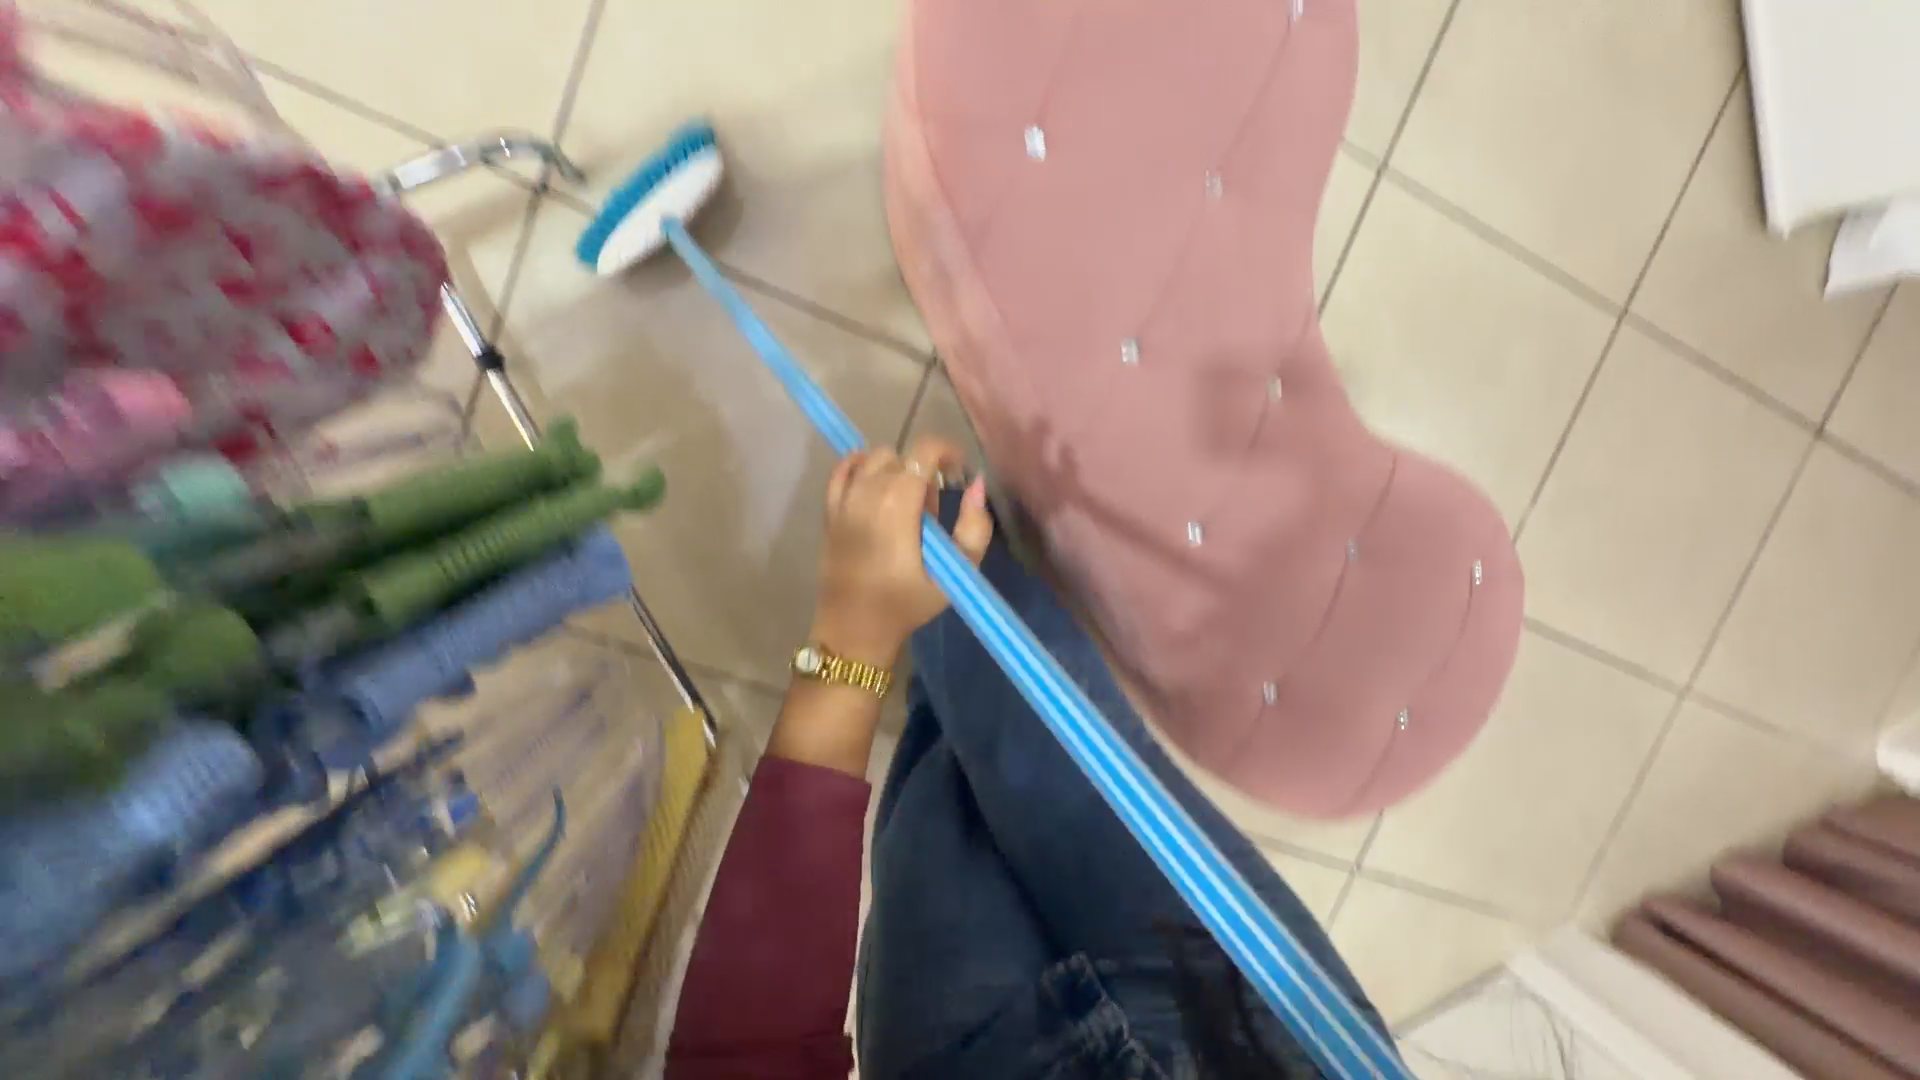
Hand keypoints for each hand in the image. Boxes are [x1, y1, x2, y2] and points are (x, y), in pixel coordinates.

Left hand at [813, 436, 991, 664]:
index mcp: (898, 502)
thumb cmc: (907, 603)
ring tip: (905, 500)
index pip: (924, 451)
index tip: (958, 474)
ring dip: (894, 468)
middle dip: (922, 470)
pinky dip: (857, 466)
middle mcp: (867, 491)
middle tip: (933, 506)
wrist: (854, 629)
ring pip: (871, 458)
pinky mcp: (829, 513)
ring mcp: (843, 500)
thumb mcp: (955, 572)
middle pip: (900, 455)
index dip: (947, 452)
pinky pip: (840, 471)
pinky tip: (872, 482)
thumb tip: (978, 485)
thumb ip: (974, 527)